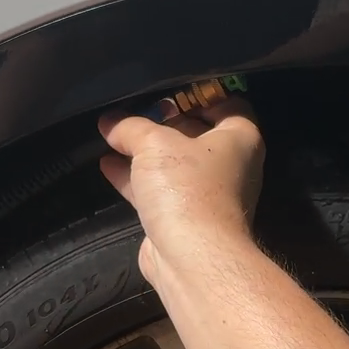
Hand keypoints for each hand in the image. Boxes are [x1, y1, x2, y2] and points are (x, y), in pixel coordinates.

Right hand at [98, 98, 263, 256]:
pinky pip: (158, 191)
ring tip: (113, 135)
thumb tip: (111, 123)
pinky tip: (107, 165)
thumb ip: (132, 127)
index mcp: (240, 139)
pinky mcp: (183, 220)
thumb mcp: (155, 143)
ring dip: (144, 152)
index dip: (199, 93)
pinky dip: (135, 178)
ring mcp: (206, 196)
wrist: (192, 257)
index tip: (168, 90)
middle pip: (196, 134)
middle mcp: (230, 167)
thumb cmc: (187, 189)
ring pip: (174, 165)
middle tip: (133, 112)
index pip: (228, 104)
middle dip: (163, 124)